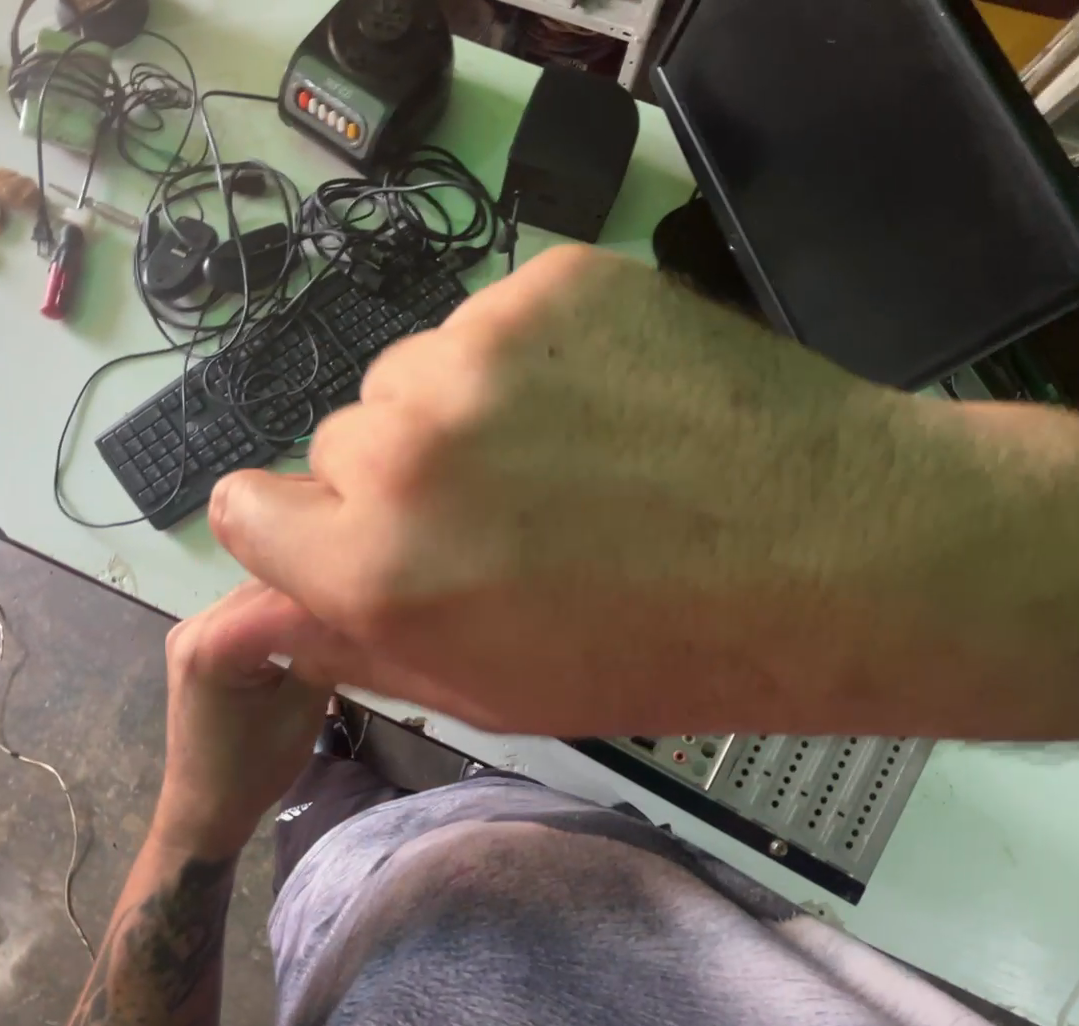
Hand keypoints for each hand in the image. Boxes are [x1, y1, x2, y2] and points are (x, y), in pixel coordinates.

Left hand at [152, 582, 331, 856]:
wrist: (204, 809)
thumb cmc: (254, 769)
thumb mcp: (302, 709)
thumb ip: (324, 652)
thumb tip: (351, 609)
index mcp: (214, 644)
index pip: (280, 599)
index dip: (326, 595)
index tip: (368, 598)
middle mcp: (193, 625)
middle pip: (264, 590)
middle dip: (310, 594)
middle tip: (358, 601)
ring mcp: (188, 630)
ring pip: (254, 598)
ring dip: (293, 602)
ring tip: (337, 610)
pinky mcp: (193, 640)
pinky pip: (241, 613)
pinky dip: (274, 615)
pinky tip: (305, 623)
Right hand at [207, 245, 1075, 737]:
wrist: (835, 554)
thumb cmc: (650, 652)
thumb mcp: (484, 691)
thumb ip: (350, 646)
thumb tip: (250, 617)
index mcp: (378, 567)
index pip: (244, 508)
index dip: (294, 530)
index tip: (347, 537)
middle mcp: (405, 448)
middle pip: (335, 441)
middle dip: (392, 480)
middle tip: (496, 511)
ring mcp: (480, 349)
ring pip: (408, 376)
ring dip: (454, 415)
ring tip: (560, 455)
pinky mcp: (551, 281)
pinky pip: (486, 323)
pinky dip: (523, 361)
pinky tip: (601, 402)